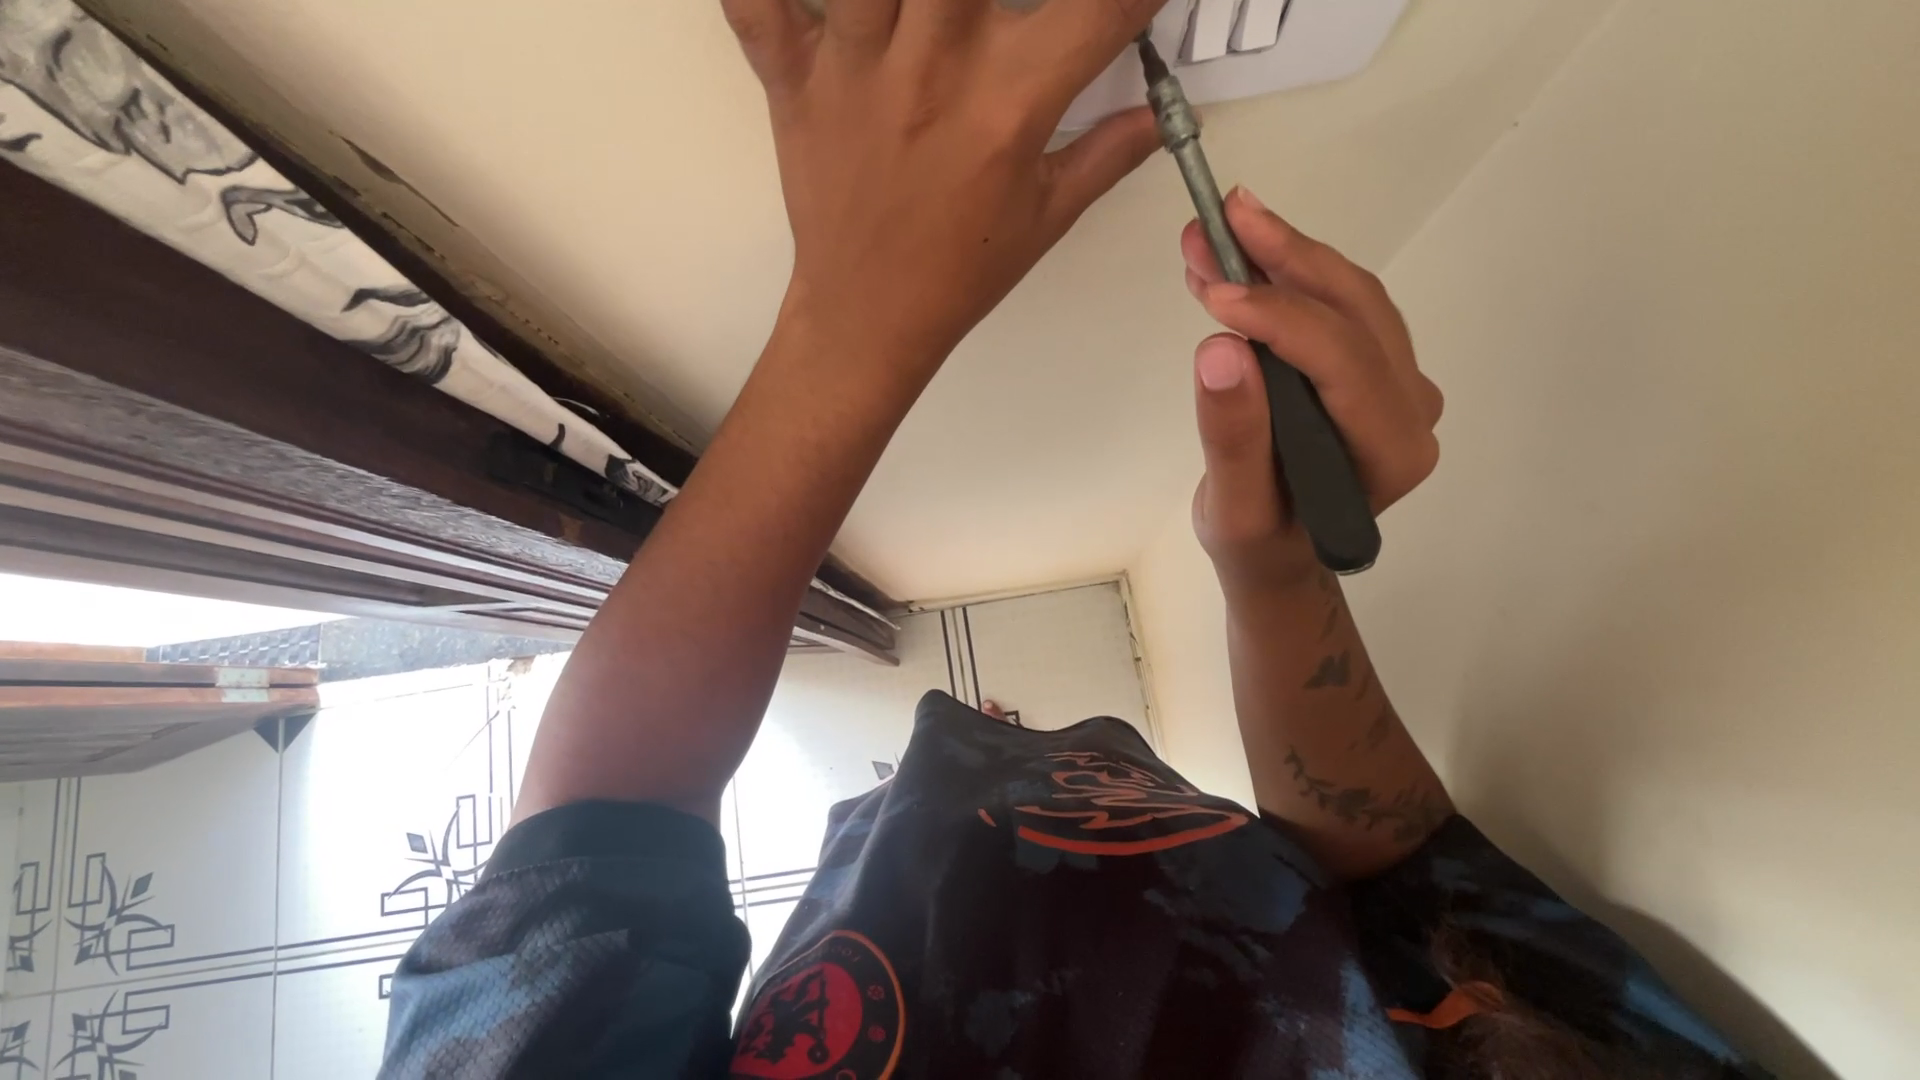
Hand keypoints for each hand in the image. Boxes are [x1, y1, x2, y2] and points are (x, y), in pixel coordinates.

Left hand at [724, 0, 1161, 366]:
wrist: (869, 316)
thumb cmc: (959, 272)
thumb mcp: (1045, 219)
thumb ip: (1107, 156)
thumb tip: (1161, 117)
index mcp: (1010, 103)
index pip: (1100, 6)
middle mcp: (936, 66)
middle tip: (1002, 2)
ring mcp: (855, 67)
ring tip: (919, 4)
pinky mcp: (793, 79)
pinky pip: (755, 5)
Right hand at [1183, 188, 1443, 593]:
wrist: (1277, 554)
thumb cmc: (1257, 543)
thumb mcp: (1234, 508)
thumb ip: (1233, 436)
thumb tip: (1221, 348)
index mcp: (1392, 449)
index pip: (1341, 359)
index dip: (1278, 317)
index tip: (1212, 291)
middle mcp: (1410, 407)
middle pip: (1354, 308)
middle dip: (1282, 256)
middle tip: (1219, 218)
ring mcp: (1395, 384)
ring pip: (1347, 296)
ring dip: (1280, 255)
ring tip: (1216, 231)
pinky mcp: (1371, 370)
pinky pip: (1334, 308)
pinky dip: (1283, 277)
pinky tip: (1237, 261)